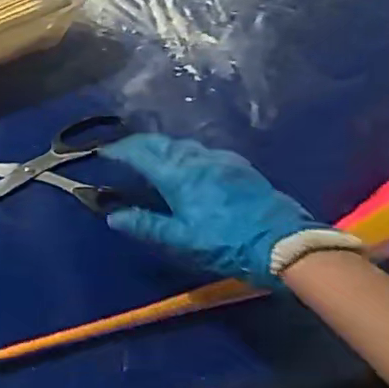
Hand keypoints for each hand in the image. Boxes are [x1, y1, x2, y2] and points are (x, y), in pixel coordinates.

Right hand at [100, 134, 359, 288]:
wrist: (285, 244)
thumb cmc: (227, 243)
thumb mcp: (182, 239)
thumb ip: (146, 225)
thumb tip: (113, 216)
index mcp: (178, 174)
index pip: (140, 153)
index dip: (118, 151)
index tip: (102, 153)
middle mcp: (197, 158)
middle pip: (160, 143)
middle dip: (137, 145)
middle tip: (121, 153)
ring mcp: (220, 160)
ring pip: (181, 145)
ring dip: (160, 147)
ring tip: (148, 158)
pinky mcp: (238, 167)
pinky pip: (200, 151)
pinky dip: (181, 153)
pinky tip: (185, 166)